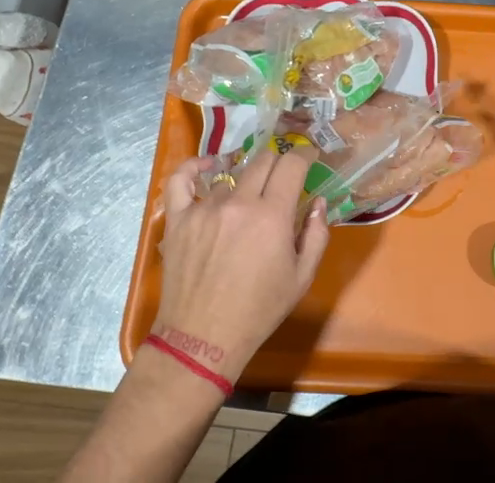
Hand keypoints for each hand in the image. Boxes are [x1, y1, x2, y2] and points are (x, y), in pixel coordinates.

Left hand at [150, 150, 328, 382]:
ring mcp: (204, 209)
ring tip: (247, 204)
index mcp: (271, 216)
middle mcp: (238, 204)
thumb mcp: (301, 278)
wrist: (203, 338)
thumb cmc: (258, 311)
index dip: (304, 156)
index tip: (309, 159)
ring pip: (231, 177)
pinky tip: (208, 167)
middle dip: (279, 163)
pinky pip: (181, 181)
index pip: (291, 164)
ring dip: (245, 184)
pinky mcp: (178, 219)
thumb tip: (317, 202)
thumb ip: (316, 235)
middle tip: (283, 179)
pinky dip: (195, 168)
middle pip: (263, 160)